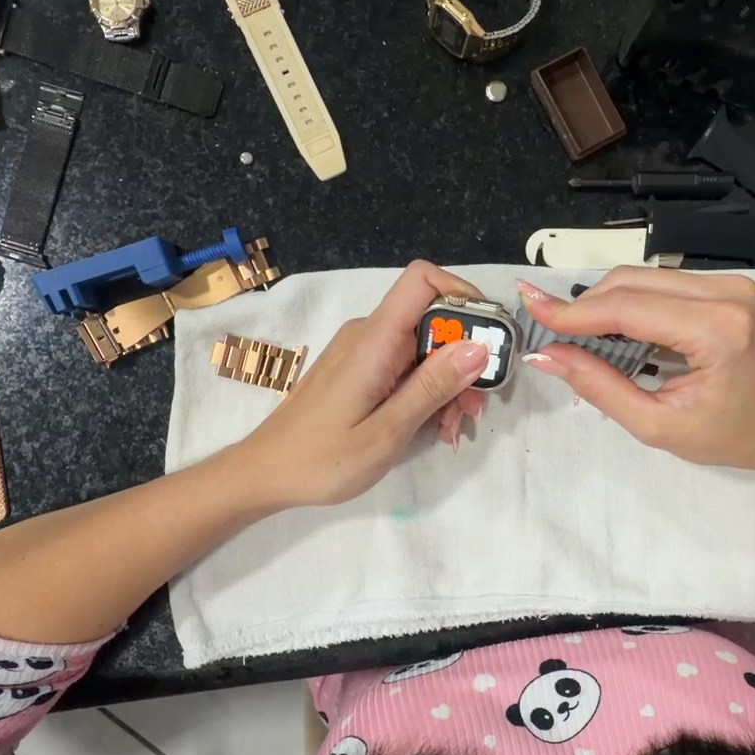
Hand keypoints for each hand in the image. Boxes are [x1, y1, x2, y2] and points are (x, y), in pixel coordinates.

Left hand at [233, 261, 490, 507]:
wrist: (265, 474)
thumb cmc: (321, 460)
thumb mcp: (387, 432)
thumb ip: (432, 388)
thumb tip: (478, 346)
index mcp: (374, 340)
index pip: (422, 280)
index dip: (463, 294)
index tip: (489, 337)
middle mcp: (368, 335)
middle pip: (432, 321)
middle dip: (464, 360)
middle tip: (474, 410)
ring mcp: (362, 352)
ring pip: (423, 348)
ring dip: (448, 385)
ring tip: (452, 430)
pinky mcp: (359, 371)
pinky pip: (404, 367)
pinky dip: (426, 393)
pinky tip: (433, 428)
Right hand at [516, 267, 754, 475]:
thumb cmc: (724, 435)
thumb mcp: (655, 426)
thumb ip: (599, 387)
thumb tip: (546, 356)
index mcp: (716, 332)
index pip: (627, 308)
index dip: (573, 310)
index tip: (529, 306)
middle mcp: (725, 295)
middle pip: (630, 282)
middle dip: (584, 307)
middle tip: (550, 333)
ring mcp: (727, 284)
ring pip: (640, 277)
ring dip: (602, 304)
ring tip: (581, 338)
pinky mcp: (721, 284)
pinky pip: (656, 283)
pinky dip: (625, 304)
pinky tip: (613, 332)